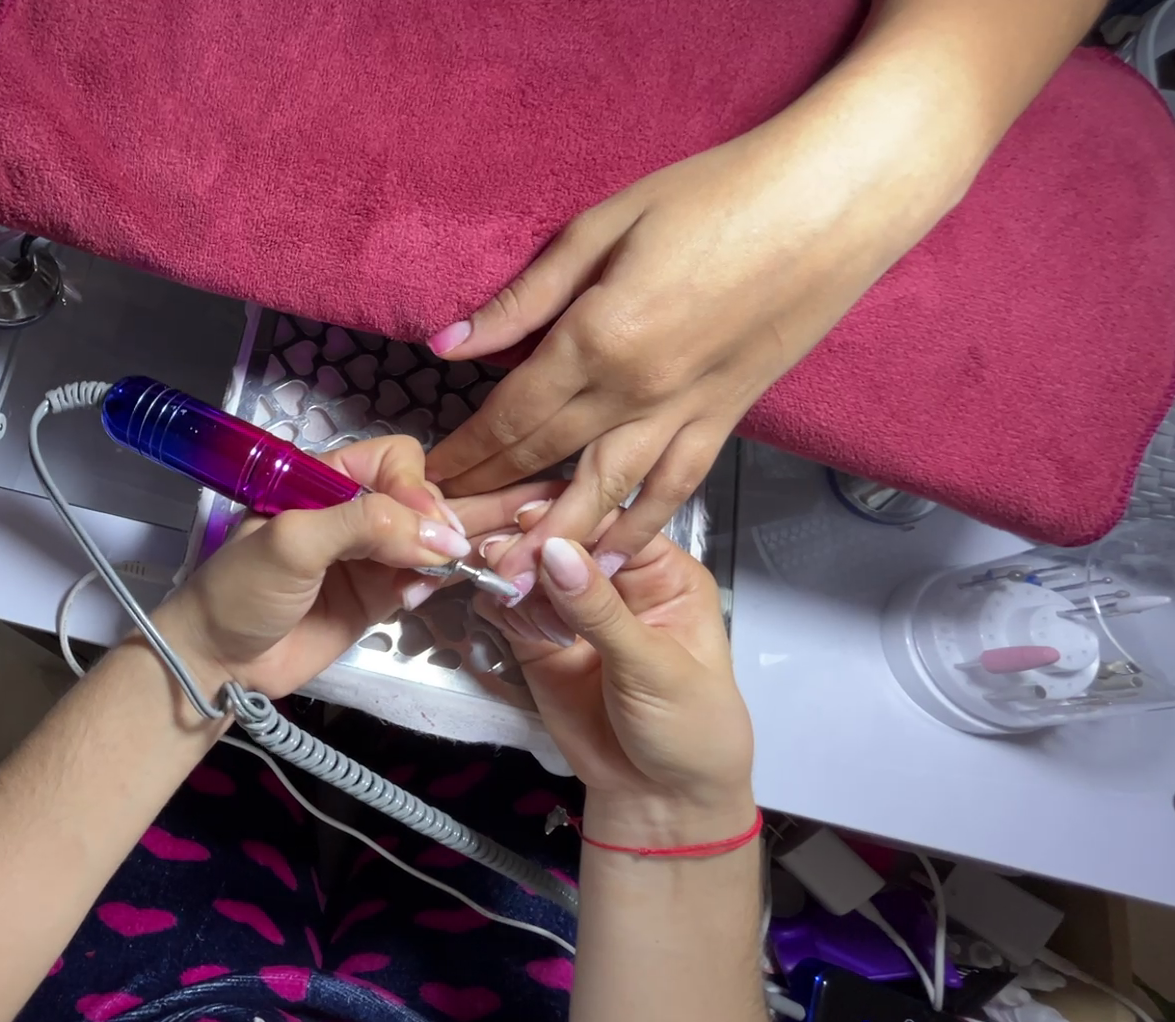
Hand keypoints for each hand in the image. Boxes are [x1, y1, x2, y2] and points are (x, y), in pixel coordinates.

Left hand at [150, 436, 561, 698]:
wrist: (222, 660)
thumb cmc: (242, 590)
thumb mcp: (292, 542)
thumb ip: (362, 525)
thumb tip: (440, 537)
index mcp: (323, 481)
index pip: (392, 459)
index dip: (412, 484)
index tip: (417, 520)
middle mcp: (351, 511)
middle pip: (419, 496)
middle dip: (435, 521)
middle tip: (436, 555)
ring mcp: (367, 555)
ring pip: (427, 538)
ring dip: (440, 554)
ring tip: (425, 581)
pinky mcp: (377, 596)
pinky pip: (422, 578)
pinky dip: (433, 582)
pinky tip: (416, 596)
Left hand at [425, 93, 969, 580]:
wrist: (844, 191)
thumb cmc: (714, 196)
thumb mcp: (600, 230)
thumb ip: (521, 301)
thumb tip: (445, 344)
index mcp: (594, 342)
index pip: (506, 417)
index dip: (463, 453)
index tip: (432, 477)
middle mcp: (634, 393)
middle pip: (540, 459)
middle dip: (487, 496)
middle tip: (448, 528)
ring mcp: (684, 413)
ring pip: (602, 493)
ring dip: (550, 537)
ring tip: (510, 576)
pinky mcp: (727, 420)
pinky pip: (674, 489)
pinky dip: (637, 528)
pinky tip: (607, 559)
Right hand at [474, 518, 754, 848]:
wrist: (656, 798)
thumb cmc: (688, 729)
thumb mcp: (654, 668)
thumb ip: (600, 610)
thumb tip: (553, 550)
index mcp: (660, 574)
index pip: (613, 526)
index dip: (573, 522)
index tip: (531, 526)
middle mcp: (612, 582)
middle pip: (563, 543)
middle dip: (532, 548)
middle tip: (503, 560)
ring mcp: (570, 610)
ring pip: (529, 571)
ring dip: (510, 575)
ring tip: (498, 585)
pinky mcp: (537, 639)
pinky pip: (509, 609)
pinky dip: (496, 605)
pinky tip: (496, 610)